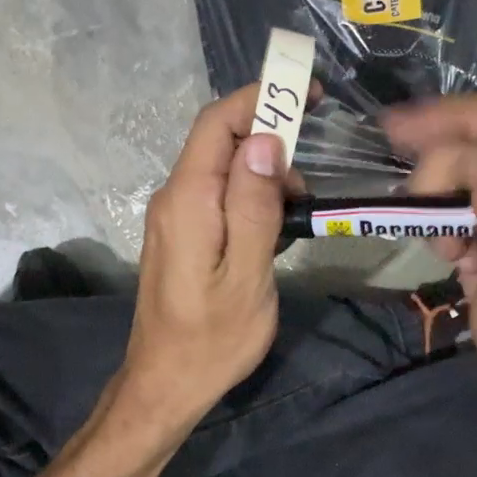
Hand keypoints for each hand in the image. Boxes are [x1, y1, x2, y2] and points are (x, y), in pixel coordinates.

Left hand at [119, 83, 294, 425]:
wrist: (166, 383)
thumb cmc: (213, 338)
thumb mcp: (247, 275)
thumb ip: (254, 206)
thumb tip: (264, 141)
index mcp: (188, 200)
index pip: (218, 122)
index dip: (261, 97)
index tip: (309, 94)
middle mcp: (172, 198)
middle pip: (220, 140)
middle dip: (270, 140)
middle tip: (309, 181)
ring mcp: (173, 217)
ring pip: (222, 169)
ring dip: (264, 174)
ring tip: (297, 212)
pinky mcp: (180, 235)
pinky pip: (217, 195)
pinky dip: (250, 196)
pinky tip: (274, 226)